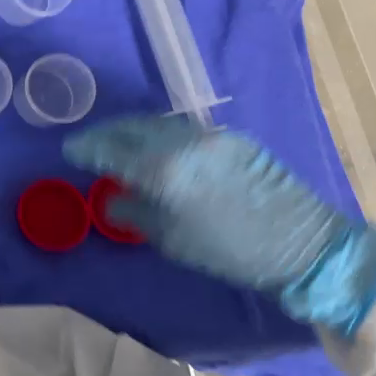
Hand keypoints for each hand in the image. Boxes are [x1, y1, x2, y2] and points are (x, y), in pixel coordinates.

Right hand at [64, 116, 375, 335]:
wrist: (305, 245)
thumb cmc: (231, 251)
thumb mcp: (172, 240)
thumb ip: (134, 213)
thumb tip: (110, 199)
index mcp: (164, 170)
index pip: (110, 149)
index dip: (85, 148)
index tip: (70, 151)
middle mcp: (182, 143)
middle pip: (131, 127)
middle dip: (106, 134)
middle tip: (90, 145)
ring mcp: (209, 136)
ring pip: (157, 123)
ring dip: (132, 130)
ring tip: (119, 145)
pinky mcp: (232, 138)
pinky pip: (182, 129)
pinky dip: (159, 134)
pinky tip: (156, 148)